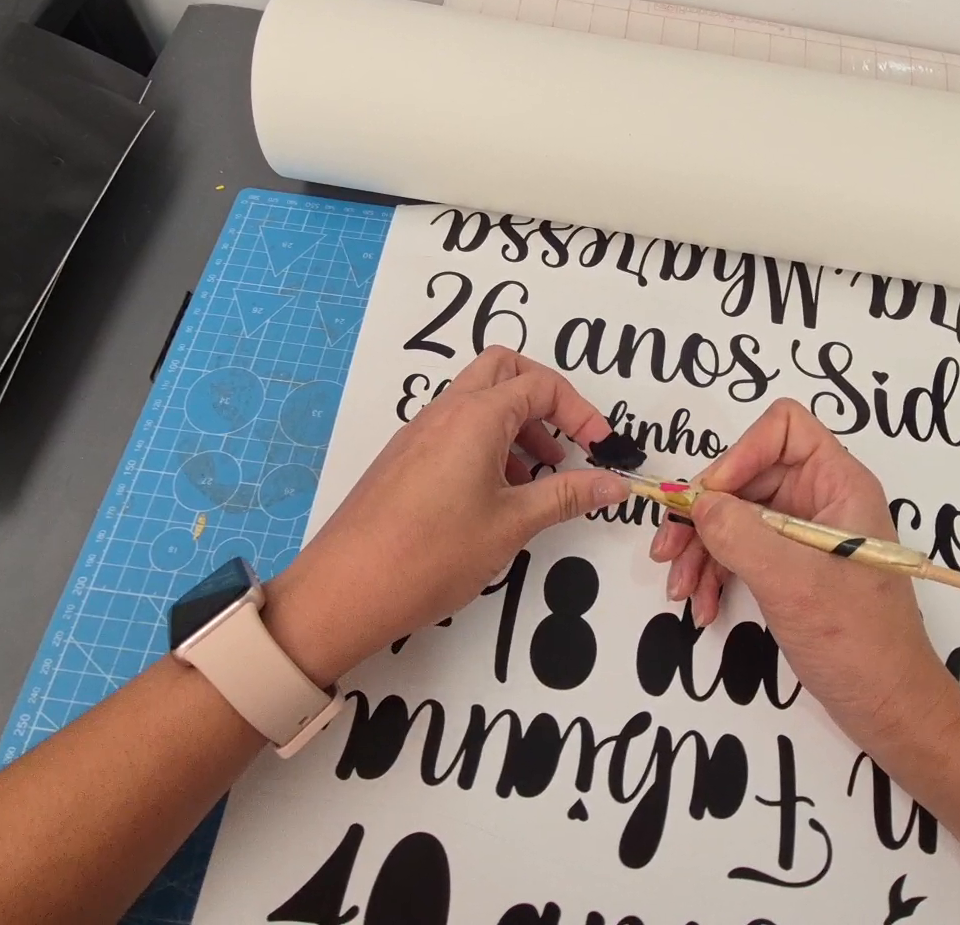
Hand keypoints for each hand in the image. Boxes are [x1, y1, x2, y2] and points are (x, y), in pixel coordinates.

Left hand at [265, 347, 626, 684]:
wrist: (346, 589)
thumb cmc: (433, 553)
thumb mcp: (512, 523)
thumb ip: (566, 495)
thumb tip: (614, 483)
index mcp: (476, 416)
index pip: (540, 385)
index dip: (580, 411)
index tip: (601, 447)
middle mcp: (445, 411)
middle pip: (504, 370)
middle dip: (544, 397)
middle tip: (568, 439)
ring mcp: (420, 432)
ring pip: (478, 400)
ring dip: (516, 423)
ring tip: (539, 474)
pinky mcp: (406, 458)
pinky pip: (456, 428)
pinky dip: (488, 443)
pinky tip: (499, 492)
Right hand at [650, 398, 959, 749]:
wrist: (889, 710)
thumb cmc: (857, 641)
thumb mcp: (792, 582)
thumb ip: (739, 533)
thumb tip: (696, 502)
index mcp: (838, 484)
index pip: (784, 428)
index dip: (742, 453)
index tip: (712, 500)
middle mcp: (820, 499)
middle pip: (745, 475)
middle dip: (703, 514)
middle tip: (668, 550)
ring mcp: (802, 533)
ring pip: (733, 515)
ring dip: (699, 549)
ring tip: (679, 589)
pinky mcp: (788, 564)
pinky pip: (738, 548)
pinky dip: (713, 571)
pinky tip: (700, 603)